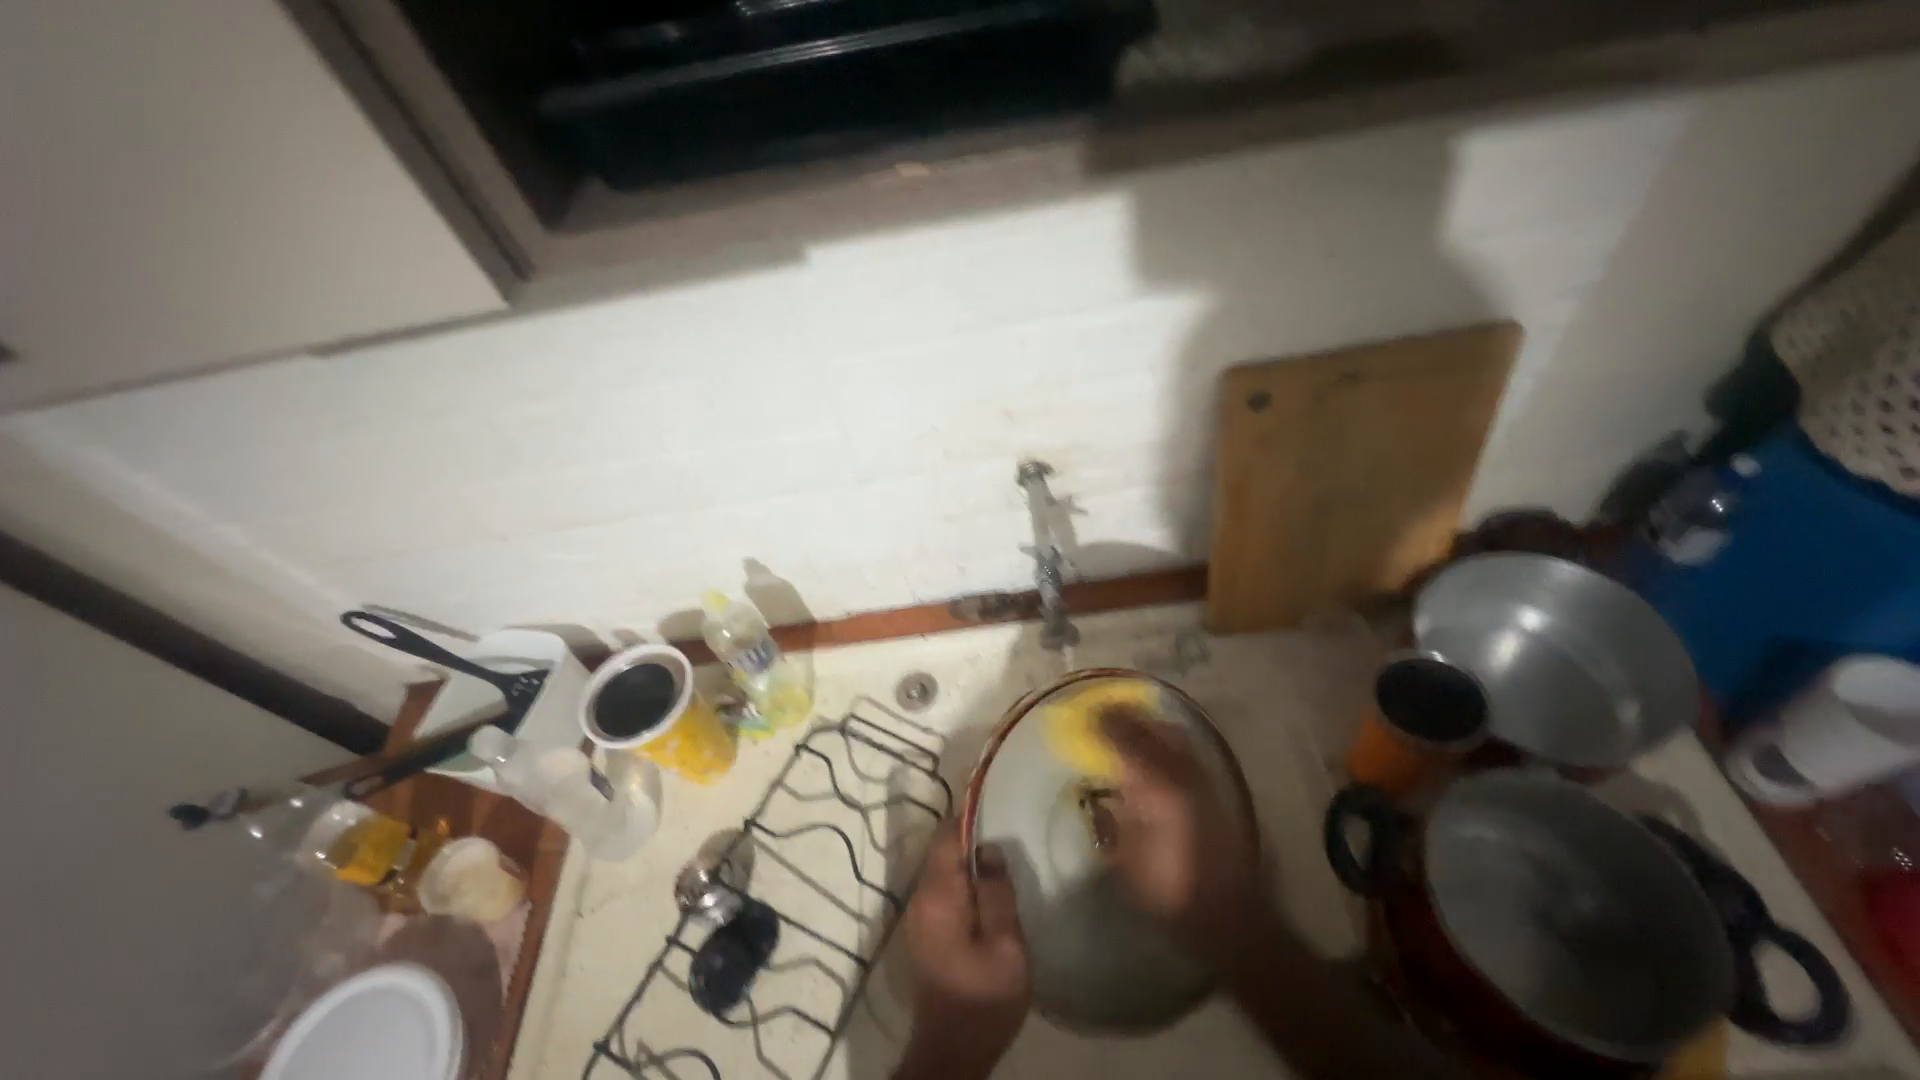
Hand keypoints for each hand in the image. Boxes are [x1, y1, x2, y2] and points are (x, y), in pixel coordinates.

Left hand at [895, 823, 1029, 1078]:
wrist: (952, 1050)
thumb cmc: (983, 999)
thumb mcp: (1006, 947)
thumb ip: (998, 893)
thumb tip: (990, 847)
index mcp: (938, 897)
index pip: (946, 837)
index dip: (968, 813)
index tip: (992, 793)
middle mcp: (920, 898)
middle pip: (942, 849)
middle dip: (970, 832)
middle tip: (1007, 820)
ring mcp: (919, 915)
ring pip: (942, 869)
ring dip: (969, 856)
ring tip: (1004, 847)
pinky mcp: (926, 930)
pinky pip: (944, 888)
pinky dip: (965, 877)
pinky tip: (992, 883)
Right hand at [1096, 706, 1273, 969]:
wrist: (1231, 918)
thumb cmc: (1172, 897)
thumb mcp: (1128, 865)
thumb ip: (1115, 825)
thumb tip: (1104, 800)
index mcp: (1157, 792)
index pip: (1128, 744)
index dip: (1108, 726)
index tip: (1090, 714)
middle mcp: (1184, 779)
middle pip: (1156, 733)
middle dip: (1133, 718)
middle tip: (1111, 710)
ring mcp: (1207, 784)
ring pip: (1179, 739)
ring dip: (1155, 726)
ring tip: (1136, 722)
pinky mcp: (1222, 795)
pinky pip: (1192, 755)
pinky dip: (1174, 743)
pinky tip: (1165, 751)